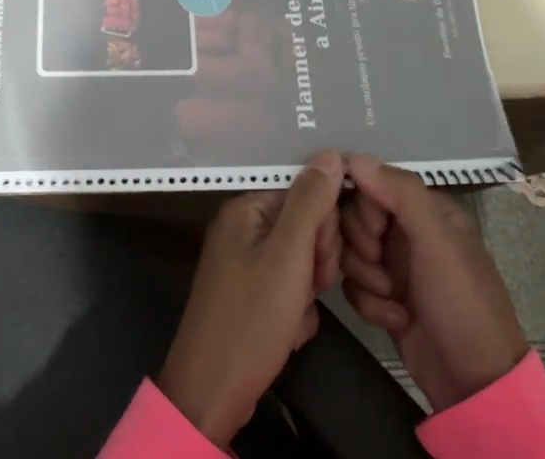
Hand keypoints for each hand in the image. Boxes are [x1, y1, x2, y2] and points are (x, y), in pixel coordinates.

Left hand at [157, 151, 343, 445]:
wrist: (213, 390)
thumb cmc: (251, 319)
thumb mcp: (288, 257)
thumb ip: (311, 204)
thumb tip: (331, 154)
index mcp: (245, 210)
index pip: (306, 196)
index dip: (322, 230)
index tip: (317, 262)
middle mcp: (241, 229)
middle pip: (305, 228)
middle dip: (317, 262)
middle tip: (306, 288)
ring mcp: (243, 263)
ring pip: (303, 262)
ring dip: (309, 290)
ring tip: (295, 313)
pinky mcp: (248, 294)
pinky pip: (290, 289)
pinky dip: (296, 310)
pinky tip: (288, 330)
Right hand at [340, 155, 528, 410]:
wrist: (474, 382)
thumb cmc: (462, 303)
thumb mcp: (438, 243)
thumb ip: (400, 194)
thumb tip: (353, 156)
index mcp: (429, 211)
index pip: (374, 185)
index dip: (364, 207)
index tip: (375, 233)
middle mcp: (410, 232)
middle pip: (355, 218)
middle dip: (360, 246)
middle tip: (380, 268)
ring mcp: (397, 266)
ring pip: (350, 252)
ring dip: (365, 278)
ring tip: (392, 298)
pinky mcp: (385, 297)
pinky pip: (353, 285)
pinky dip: (369, 303)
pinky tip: (395, 318)